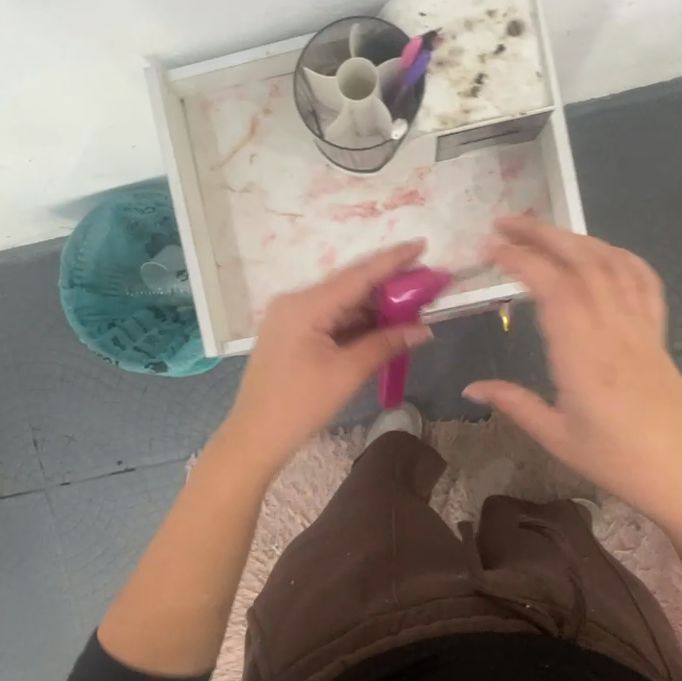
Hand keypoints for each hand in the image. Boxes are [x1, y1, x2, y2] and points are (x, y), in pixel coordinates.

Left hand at [217, 242, 432, 472]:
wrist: (255, 437)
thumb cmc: (300, 405)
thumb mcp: (347, 374)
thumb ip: (385, 344)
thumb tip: (422, 330)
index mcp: (305, 305)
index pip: (358, 274)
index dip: (393, 259)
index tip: (422, 244)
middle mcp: (295, 302)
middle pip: (349, 286)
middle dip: (389, 286)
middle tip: (426, 284)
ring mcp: (290, 318)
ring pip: (341, 304)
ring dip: (374, 307)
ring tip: (413, 306)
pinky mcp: (291, 335)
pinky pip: (330, 319)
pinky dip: (357, 322)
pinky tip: (384, 325)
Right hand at [464, 217, 681, 527]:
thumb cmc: (617, 461)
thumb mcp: (556, 436)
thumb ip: (514, 404)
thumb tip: (471, 387)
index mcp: (584, 354)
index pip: (553, 288)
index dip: (522, 259)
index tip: (491, 247)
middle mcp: (614, 329)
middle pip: (582, 262)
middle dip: (543, 234)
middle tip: (506, 222)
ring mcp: (641, 328)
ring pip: (613, 265)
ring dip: (577, 239)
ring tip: (544, 231)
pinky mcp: (658, 335)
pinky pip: (644, 283)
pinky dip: (621, 257)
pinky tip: (602, 252)